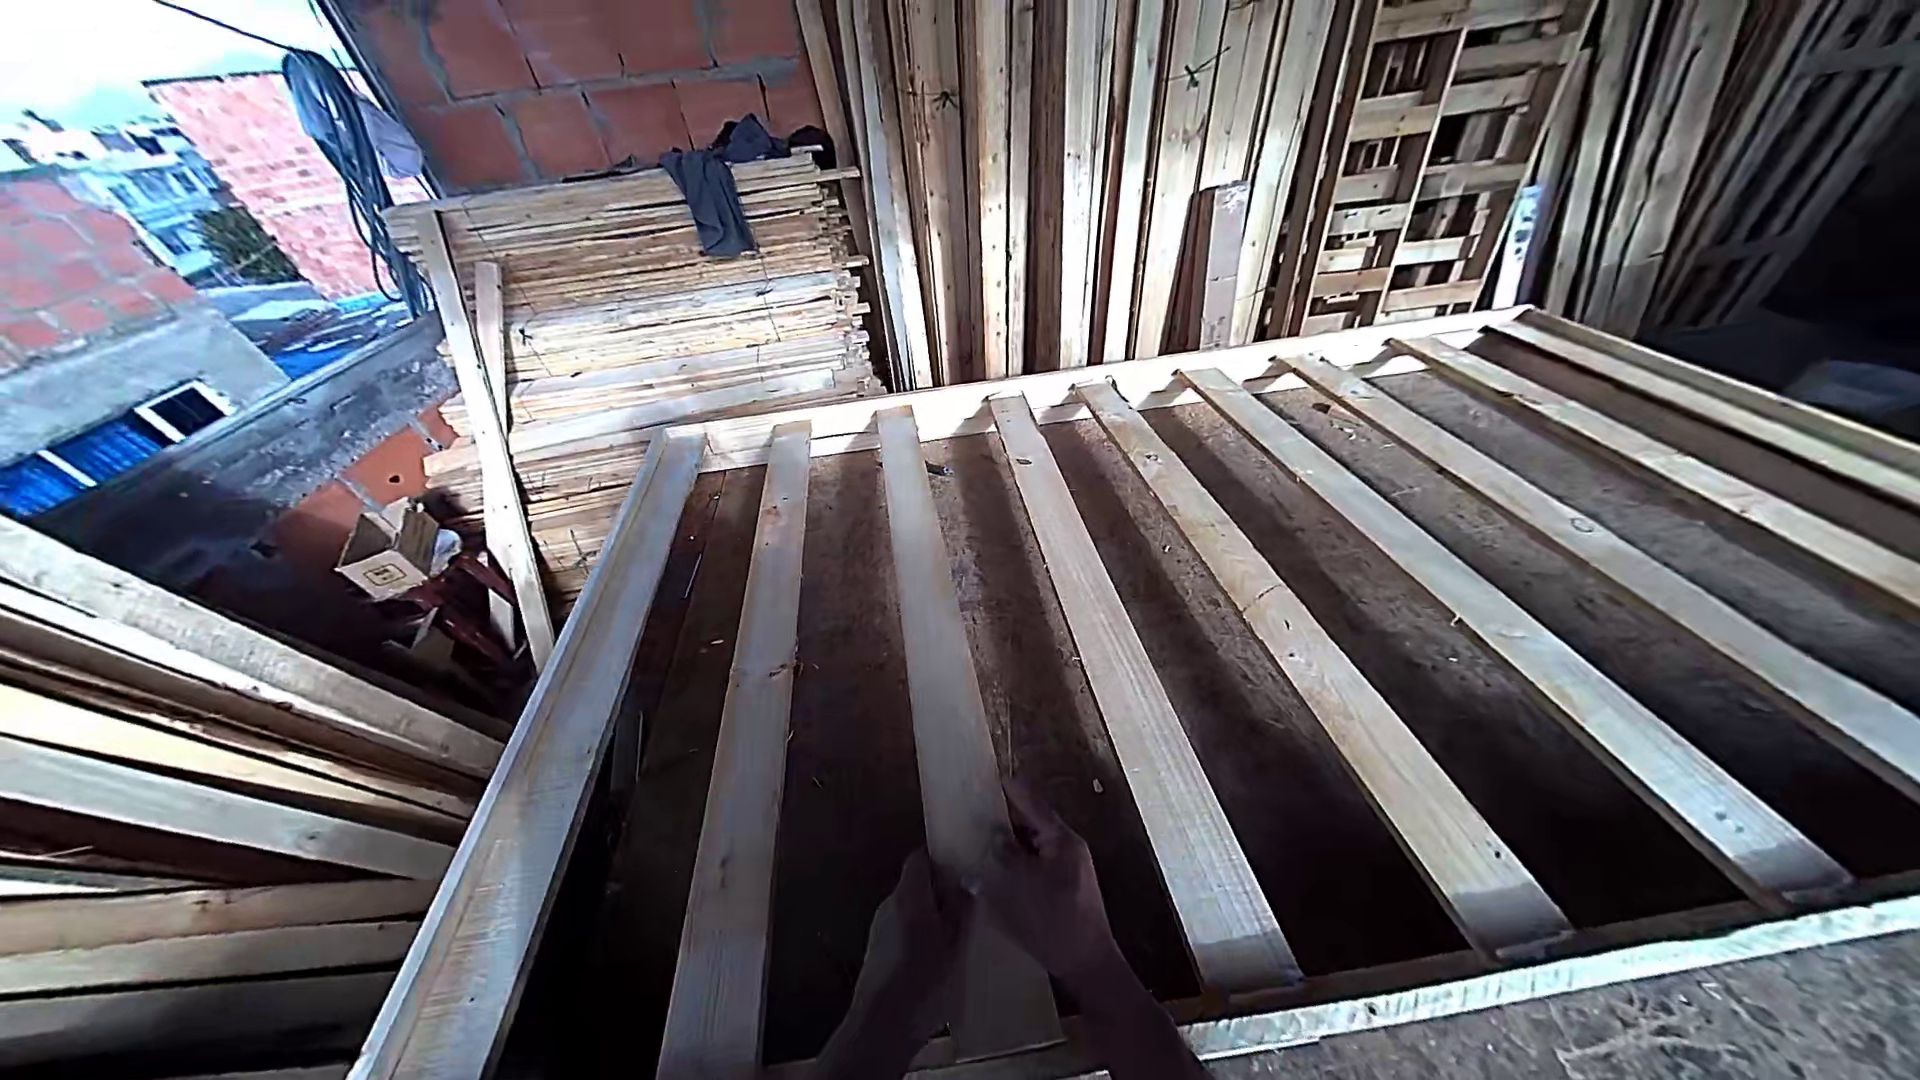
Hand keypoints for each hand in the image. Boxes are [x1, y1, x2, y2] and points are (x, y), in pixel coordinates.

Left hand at [817, 849, 969, 1079]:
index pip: (919, 858)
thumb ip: (961, 908)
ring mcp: (878, 927)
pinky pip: (900, 929)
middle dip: (937, 892)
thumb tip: (968, 879)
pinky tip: (931, 959)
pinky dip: (915, 935)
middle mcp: (889, 903)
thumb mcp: (953, 943)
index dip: (938, 860)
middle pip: (914, 884)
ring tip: (951, 936)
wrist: (881, 1026)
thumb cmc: (922, 978)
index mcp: (908, 894)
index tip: (959, 869)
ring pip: (908, 908)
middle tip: (964, 906)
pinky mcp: (875, 950)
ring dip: (927, 916)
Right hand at [968, 780, 1123, 989]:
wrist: (1090, 966)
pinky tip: (999, 863)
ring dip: (1011, 837)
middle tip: (977, 807)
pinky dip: (1019, 855)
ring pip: (1034, 840)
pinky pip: (1037, 857)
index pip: (1032, 802)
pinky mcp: (1064, 883)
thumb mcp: (1024, 886)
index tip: (988, 778)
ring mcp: (1068, 865)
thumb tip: (992, 835)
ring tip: (981, 833)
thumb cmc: (1057, 923)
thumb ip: (1006, 856)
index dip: (1010, 789)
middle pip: (1033, 819)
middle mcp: (1067, 845)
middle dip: (1006, 813)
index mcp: (1062, 839)